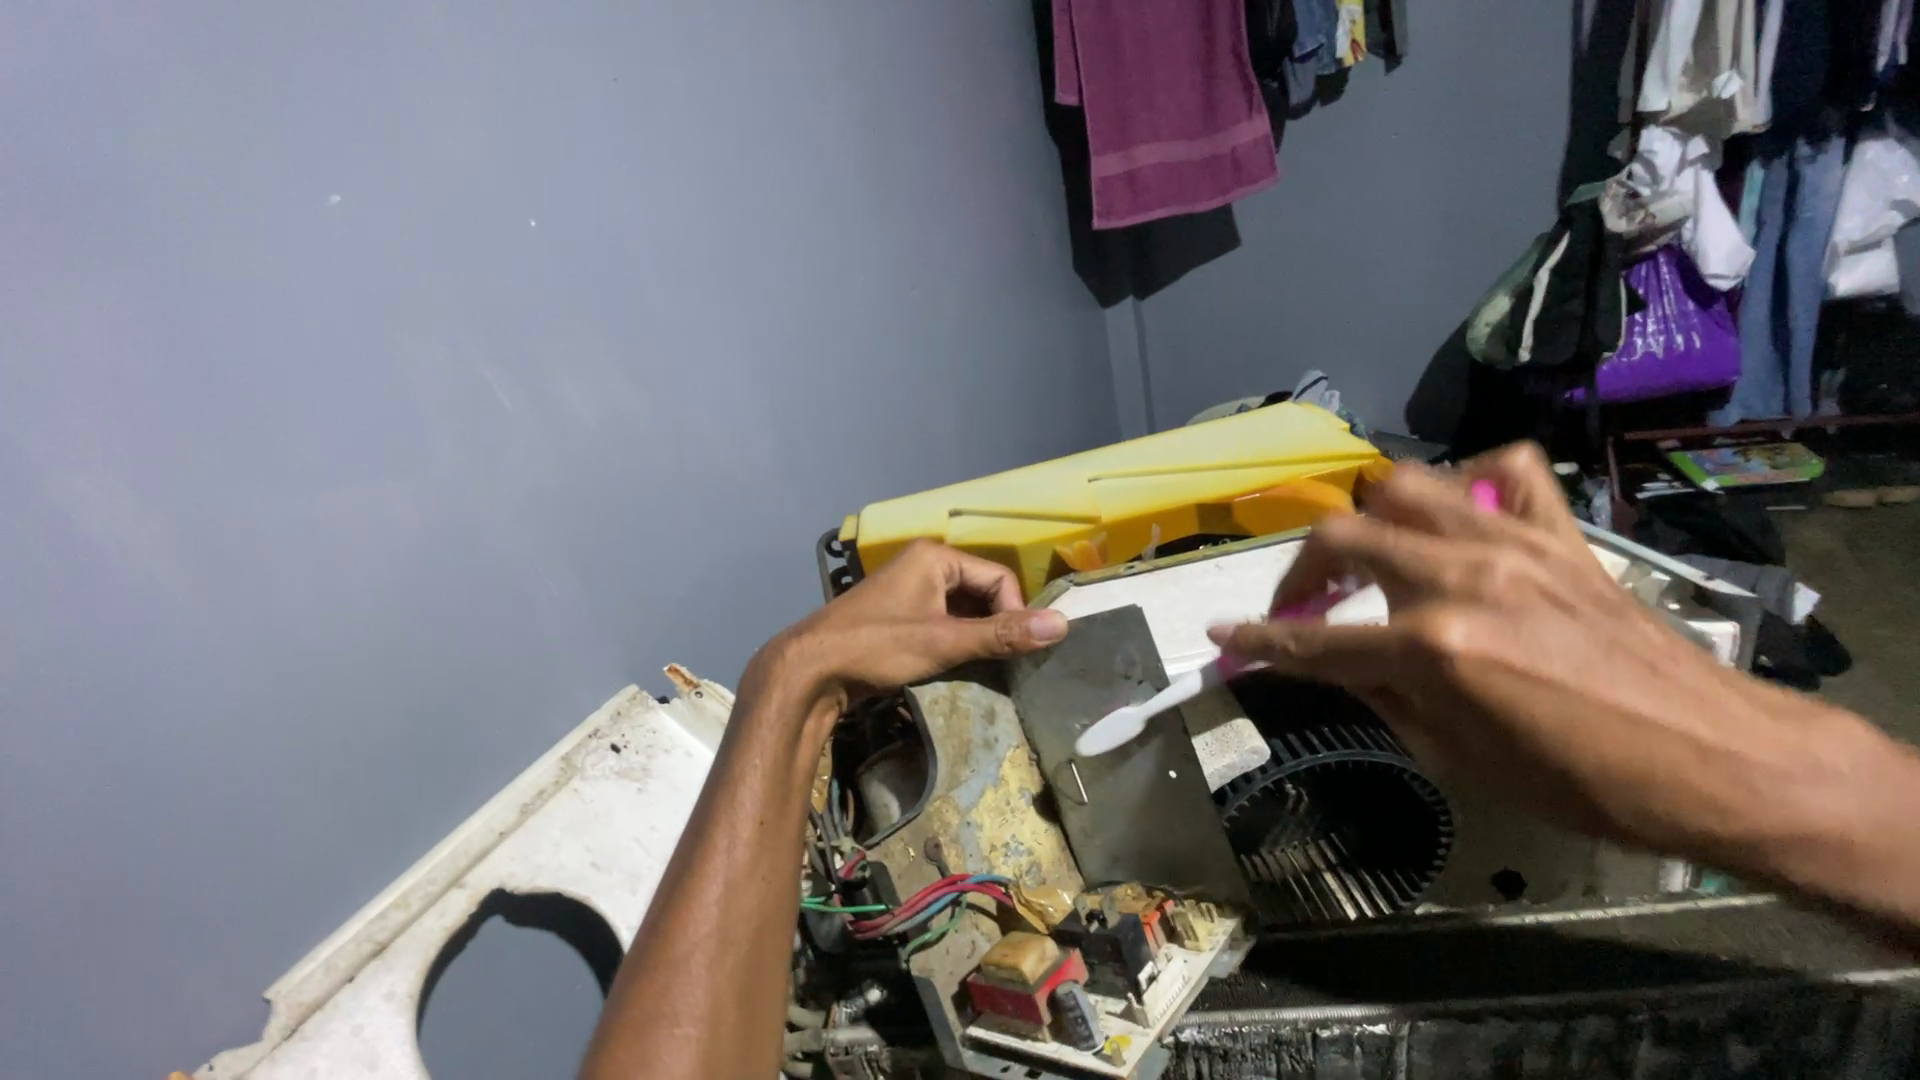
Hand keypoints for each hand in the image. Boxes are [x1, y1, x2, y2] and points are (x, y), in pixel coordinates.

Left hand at [759, 540, 1068, 713]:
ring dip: (976, 636)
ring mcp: (909, 590)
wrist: (810, 669)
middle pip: (982, 592)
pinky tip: (956, 666)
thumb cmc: (877, 646)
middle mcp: (924, 564)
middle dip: (995, 625)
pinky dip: (955, 641)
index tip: (1014, 651)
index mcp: (936, 557)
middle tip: (1002, 662)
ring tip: (982, 666)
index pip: (999, 578)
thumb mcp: (944, 641)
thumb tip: (1062, 625)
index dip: (1014, 613)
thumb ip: (1002, 634)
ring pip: (963, 610)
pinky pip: (943, 621)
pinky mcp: (899, 615)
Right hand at [1207, 443, 1879, 857]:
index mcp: (1430, 646)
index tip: (1221, 634)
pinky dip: (1470, 482)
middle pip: (1341, 538)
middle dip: (1297, 574)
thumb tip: (1327, 663)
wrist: (1719, 760)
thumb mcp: (1453, 756)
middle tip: (1298, 607)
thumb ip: (1378, 694)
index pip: (1313, 638)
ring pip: (1404, 488)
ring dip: (1366, 522)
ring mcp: (1510, 544)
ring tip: (1368, 558)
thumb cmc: (1579, 781)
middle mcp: (1458, 578)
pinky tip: (1459, 517)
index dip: (1258, 638)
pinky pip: (1506, 471)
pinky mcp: (1557, 534)